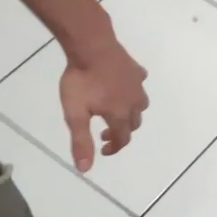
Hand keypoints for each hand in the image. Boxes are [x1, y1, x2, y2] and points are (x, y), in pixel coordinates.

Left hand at [58, 36, 147, 171]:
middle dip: (121, 132)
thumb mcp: (75, 114)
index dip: (114, 148)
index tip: (101, 150)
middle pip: (134, 124)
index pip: (123, 139)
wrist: (92, 47)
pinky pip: (139, 85)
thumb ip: (81, 141)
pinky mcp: (136, 71)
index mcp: (119, 115)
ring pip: (141, 106)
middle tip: (102, 132)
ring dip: (130, 114)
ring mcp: (138, 85)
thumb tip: (85, 169)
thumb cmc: (81, 81)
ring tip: (115, 110)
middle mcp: (134, 102)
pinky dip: (133, 91)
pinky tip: (123, 86)